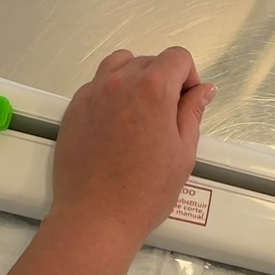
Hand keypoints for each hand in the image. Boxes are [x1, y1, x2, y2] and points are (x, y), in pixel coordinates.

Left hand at [47, 46, 214, 249]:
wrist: (96, 217)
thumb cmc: (145, 192)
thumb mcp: (183, 153)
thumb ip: (192, 113)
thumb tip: (202, 91)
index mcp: (153, 89)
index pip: (177, 57)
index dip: (189, 77)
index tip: (188, 102)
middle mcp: (119, 82)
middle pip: (148, 61)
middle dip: (163, 80)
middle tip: (166, 116)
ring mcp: (92, 94)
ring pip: (118, 66)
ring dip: (134, 80)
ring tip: (140, 114)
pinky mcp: (73, 110)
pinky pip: (96, 87)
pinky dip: (110, 95)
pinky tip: (116, 127)